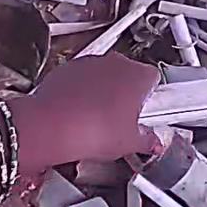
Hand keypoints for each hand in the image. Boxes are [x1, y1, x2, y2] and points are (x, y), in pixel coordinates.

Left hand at [13, 54, 160, 172]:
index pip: (155, 80)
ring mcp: (91, 63)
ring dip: (104, 91)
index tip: (147, 113)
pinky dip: (82, 92)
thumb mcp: (129, 143)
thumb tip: (152, 142)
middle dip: (128, 94)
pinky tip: (80, 114)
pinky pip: (82, 78)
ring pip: (105, 75)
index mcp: (138, 76)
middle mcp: (116, 63)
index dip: (152, 98)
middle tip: (125, 120)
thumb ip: (147, 140)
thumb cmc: (91, 129)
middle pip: (130, 74)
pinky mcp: (68, 69)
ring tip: (100, 121)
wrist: (51, 127)